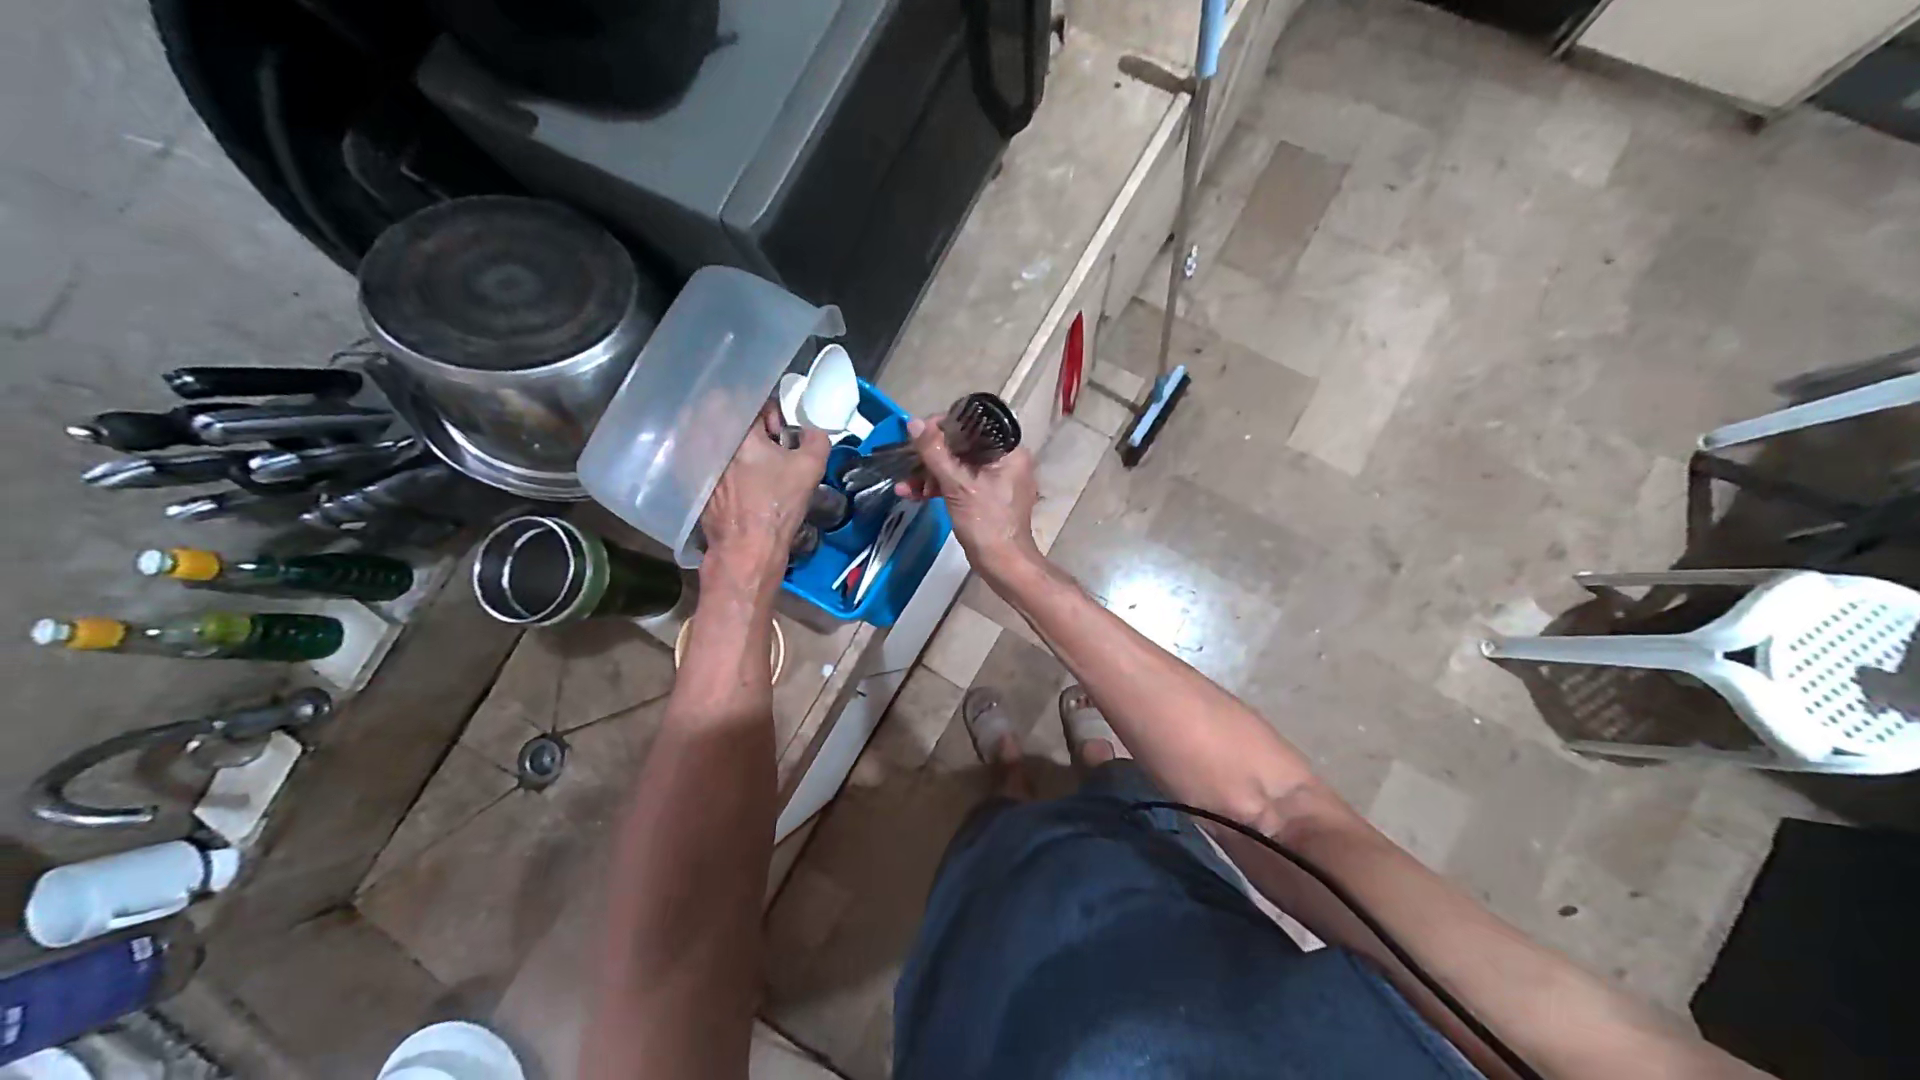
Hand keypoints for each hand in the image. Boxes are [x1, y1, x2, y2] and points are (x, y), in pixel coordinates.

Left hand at [701, 404, 829, 595]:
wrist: (747, 547)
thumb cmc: (777, 504)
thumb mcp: (811, 467)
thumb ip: (817, 439)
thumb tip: (813, 432)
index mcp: (737, 430)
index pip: (752, 403)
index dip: (772, 414)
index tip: (782, 433)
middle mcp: (710, 441)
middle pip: (730, 419)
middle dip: (752, 428)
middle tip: (769, 447)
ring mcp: (699, 464)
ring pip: (718, 441)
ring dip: (737, 447)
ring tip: (757, 466)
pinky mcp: (696, 484)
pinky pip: (710, 463)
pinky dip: (726, 466)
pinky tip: (744, 485)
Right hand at [897, 414, 1040, 576]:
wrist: (1003, 565)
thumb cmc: (987, 524)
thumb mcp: (958, 485)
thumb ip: (935, 453)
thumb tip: (913, 423)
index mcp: (1009, 451)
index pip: (974, 425)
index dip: (943, 426)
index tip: (918, 434)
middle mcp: (1006, 460)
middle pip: (962, 445)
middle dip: (931, 456)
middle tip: (907, 460)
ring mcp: (995, 479)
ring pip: (957, 465)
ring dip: (929, 473)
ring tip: (904, 484)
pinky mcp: (984, 496)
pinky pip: (959, 482)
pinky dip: (938, 486)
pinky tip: (913, 493)